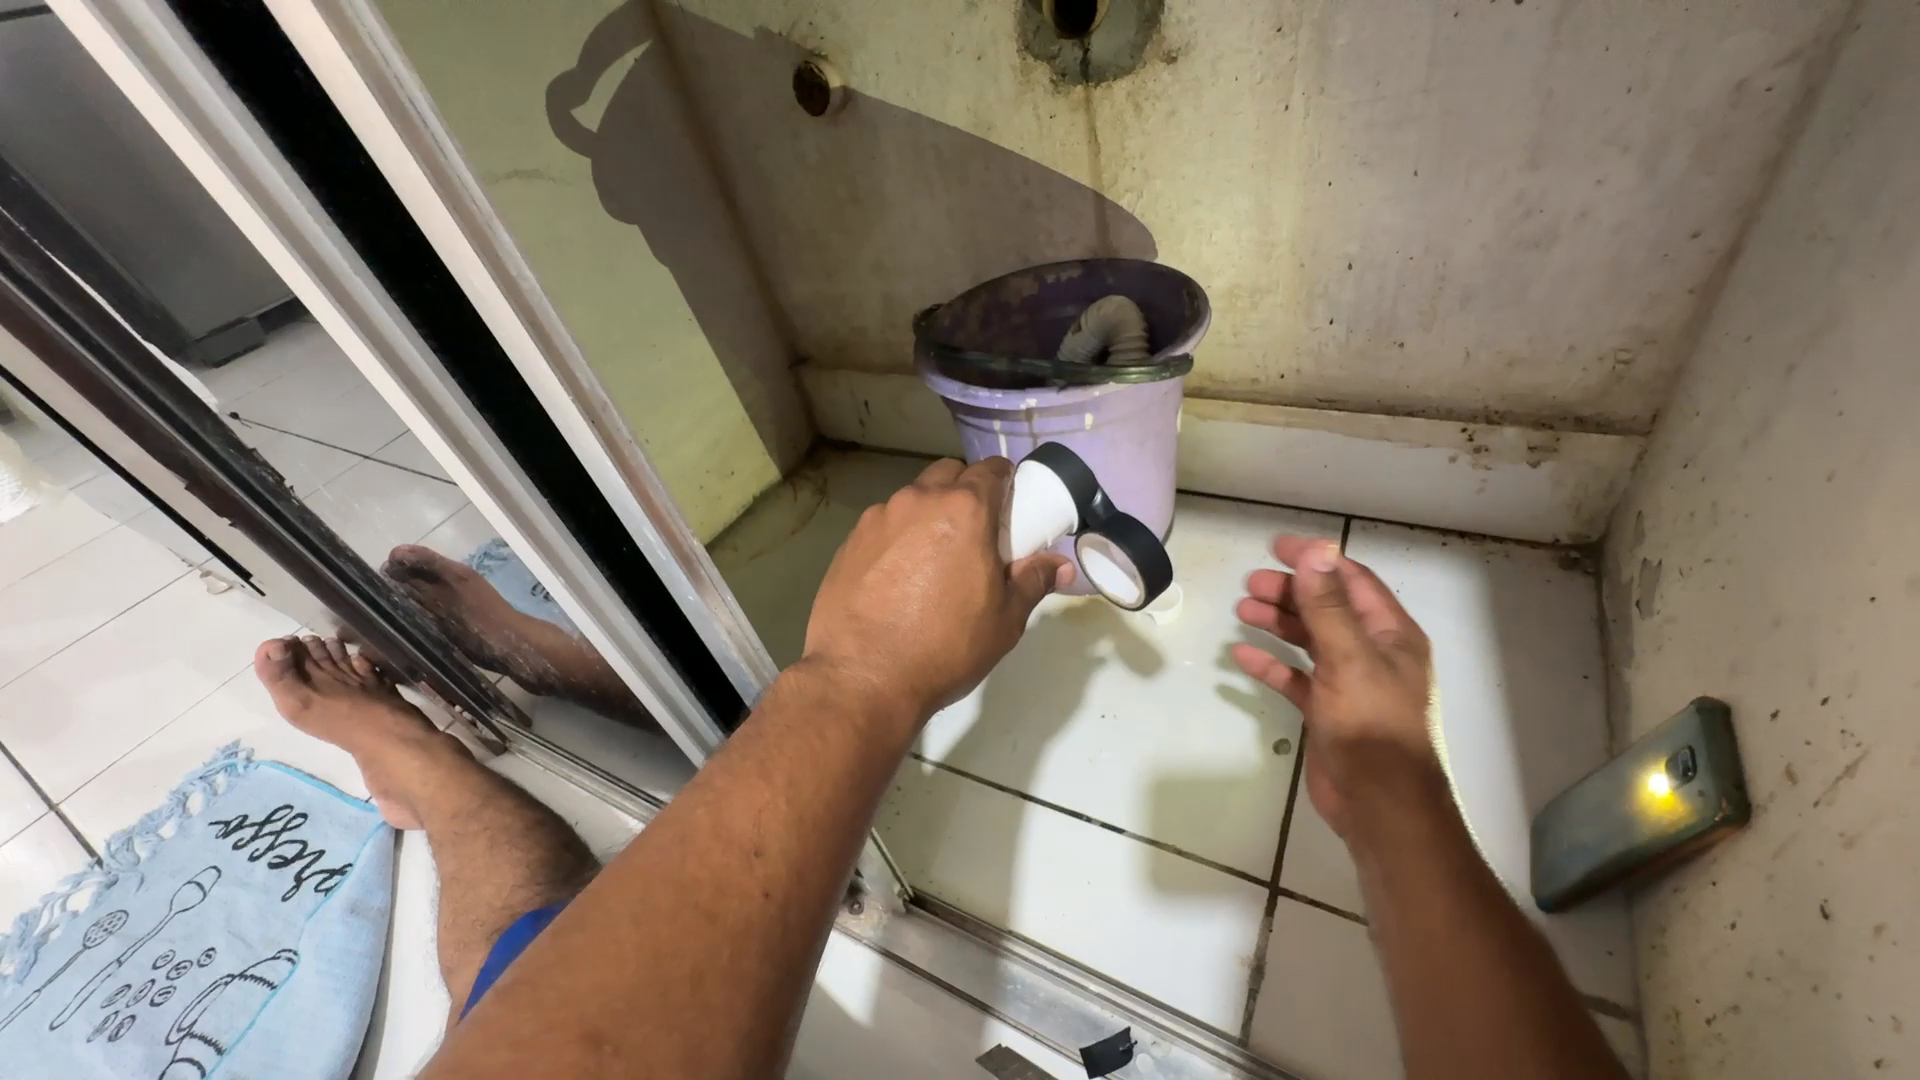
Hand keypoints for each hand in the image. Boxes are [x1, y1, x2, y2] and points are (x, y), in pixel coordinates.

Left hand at [800, 457, 1073, 723]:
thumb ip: (1033, 582)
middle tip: (976, 531)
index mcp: (964, 510)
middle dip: (965, 490)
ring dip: (929, 514)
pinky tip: (898, 576)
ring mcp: (878, 518)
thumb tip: (1061, 565)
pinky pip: (884, 524)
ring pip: (912, 499)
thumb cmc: (945, 646)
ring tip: (934, 558)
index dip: (1005, 482)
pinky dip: (898, 536)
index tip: (1010, 506)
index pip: (991, 470)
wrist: (863, 676)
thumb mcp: (1004, 621)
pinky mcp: (850, 541)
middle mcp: (918, 501)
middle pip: (948, 474)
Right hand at [1232, 536, 1437, 836]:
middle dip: (1290, 591)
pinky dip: (1272, 664)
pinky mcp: (1327, 711)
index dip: (1317, 560)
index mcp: (1390, 635)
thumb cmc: (1371, 727)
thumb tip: (1316, 551)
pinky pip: (1296, 678)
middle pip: (1327, 608)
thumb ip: (1328, 606)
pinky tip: (1243, 656)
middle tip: (1249, 584)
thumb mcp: (1349, 658)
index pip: (1352, 581)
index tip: (1276, 548)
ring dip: (1278, 623)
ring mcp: (1349, 683)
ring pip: (1310, 640)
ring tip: (1242, 610)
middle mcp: (1372, 654)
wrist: (1380, 804)